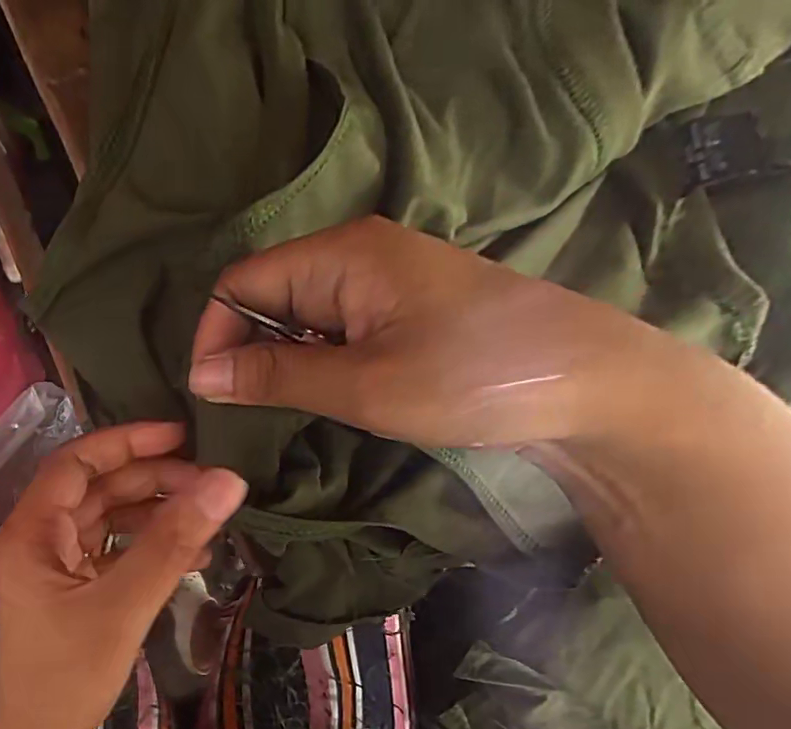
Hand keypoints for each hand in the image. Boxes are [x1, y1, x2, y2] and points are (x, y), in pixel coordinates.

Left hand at [0, 423, 245, 728]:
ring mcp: (50, 565)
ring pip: (104, 520)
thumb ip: (172, 541)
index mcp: (30, 531)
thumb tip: (228, 481)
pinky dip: (143, 547)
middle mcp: (34, 539)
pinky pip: (107, 552)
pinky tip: (188, 552)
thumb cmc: (69, 674)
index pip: (76, 462)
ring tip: (207, 515)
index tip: (182, 434)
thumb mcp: (124, 604)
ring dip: (152, 515)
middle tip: (209, 480)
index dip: (128, 442)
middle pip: (94, 489)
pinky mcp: (67, 589)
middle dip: (150, 480)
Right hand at [188, 216, 689, 448]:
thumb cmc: (471, 378)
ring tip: (269, 410)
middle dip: (240, 349)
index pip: (242, 282)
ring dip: (275, 360)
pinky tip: (314, 396)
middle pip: (265, 294)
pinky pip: (329, 329)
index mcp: (342, 255)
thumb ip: (276, 374)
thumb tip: (201, 376)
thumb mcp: (362, 384)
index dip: (213, 334)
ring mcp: (379, 282)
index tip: (208, 394)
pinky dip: (309, 362)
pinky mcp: (398, 311)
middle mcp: (355, 255)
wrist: (588, 386)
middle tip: (235, 411)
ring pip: (296, 315)